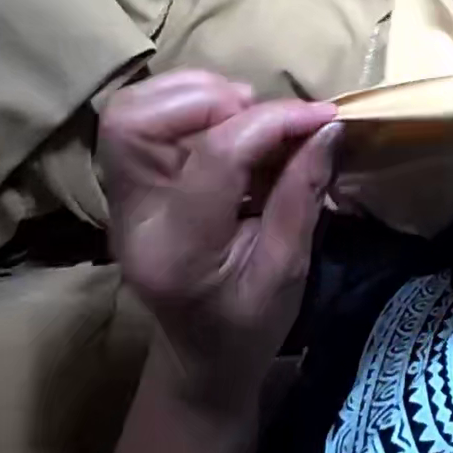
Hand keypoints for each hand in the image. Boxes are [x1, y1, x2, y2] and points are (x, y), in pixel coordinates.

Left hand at [99, 70, 340, 408]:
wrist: (201, 358)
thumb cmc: (250, 325)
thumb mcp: (290, 267)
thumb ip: (305, 191)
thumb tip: (328, 125)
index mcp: (180, 249)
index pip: (216, 156)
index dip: (274, 121)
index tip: (320, 115)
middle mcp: (135, 217)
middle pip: (136, 122)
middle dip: (210, 98)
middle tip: (261, 115)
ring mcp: (124, 199)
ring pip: (132, 111)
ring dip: (196, 95)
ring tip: (246, 116)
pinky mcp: (131, 185)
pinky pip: (144, 118)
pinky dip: (190, 103)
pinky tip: (229, 124)